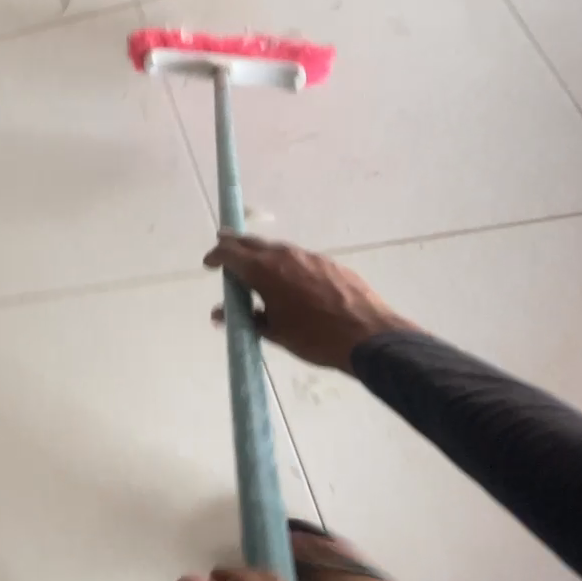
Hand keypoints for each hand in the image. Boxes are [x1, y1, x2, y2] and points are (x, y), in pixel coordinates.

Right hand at [205, 234, 419, 371]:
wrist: (372, 339)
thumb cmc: (314, 337)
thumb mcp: (273, 332)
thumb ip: (245, 318)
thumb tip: (218, 315)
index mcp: (262, 270)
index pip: (227, 252)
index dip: (214, 256)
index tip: (209, 265)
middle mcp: (282, 255)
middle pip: (249, 242)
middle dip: (233, 245)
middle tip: (225, 249)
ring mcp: (309, 257)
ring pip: (277, 249)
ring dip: (263, 255)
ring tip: (260, 268)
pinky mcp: (332, 264)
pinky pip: (302, 259)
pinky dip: (290, 265)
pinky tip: (297, 283)